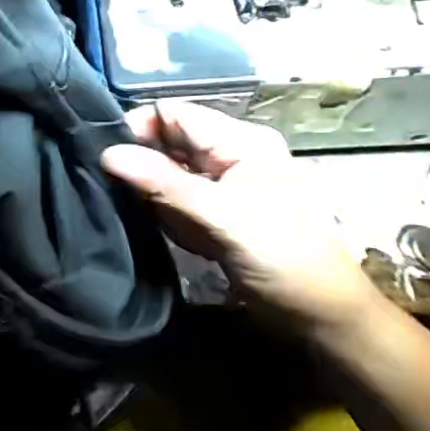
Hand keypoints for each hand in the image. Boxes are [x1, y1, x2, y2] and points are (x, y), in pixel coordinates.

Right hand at [101, 102, 384, 337]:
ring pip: (172, 174)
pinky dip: (172, 217)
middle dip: (145, 166)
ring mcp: (226, 183)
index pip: (176, 114)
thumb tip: (108, 154)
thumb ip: (164, 184)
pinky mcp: (220, 212)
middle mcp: (231, 153)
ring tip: (164, 223)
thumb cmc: (282, 259)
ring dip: (159, 198)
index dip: (139, 127)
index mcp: (240, 141)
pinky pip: (181, 201)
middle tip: (121, 194)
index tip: (105, 155)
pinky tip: (180, 236)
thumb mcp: (221, 218)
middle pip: (170, 142)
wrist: (323, 316)